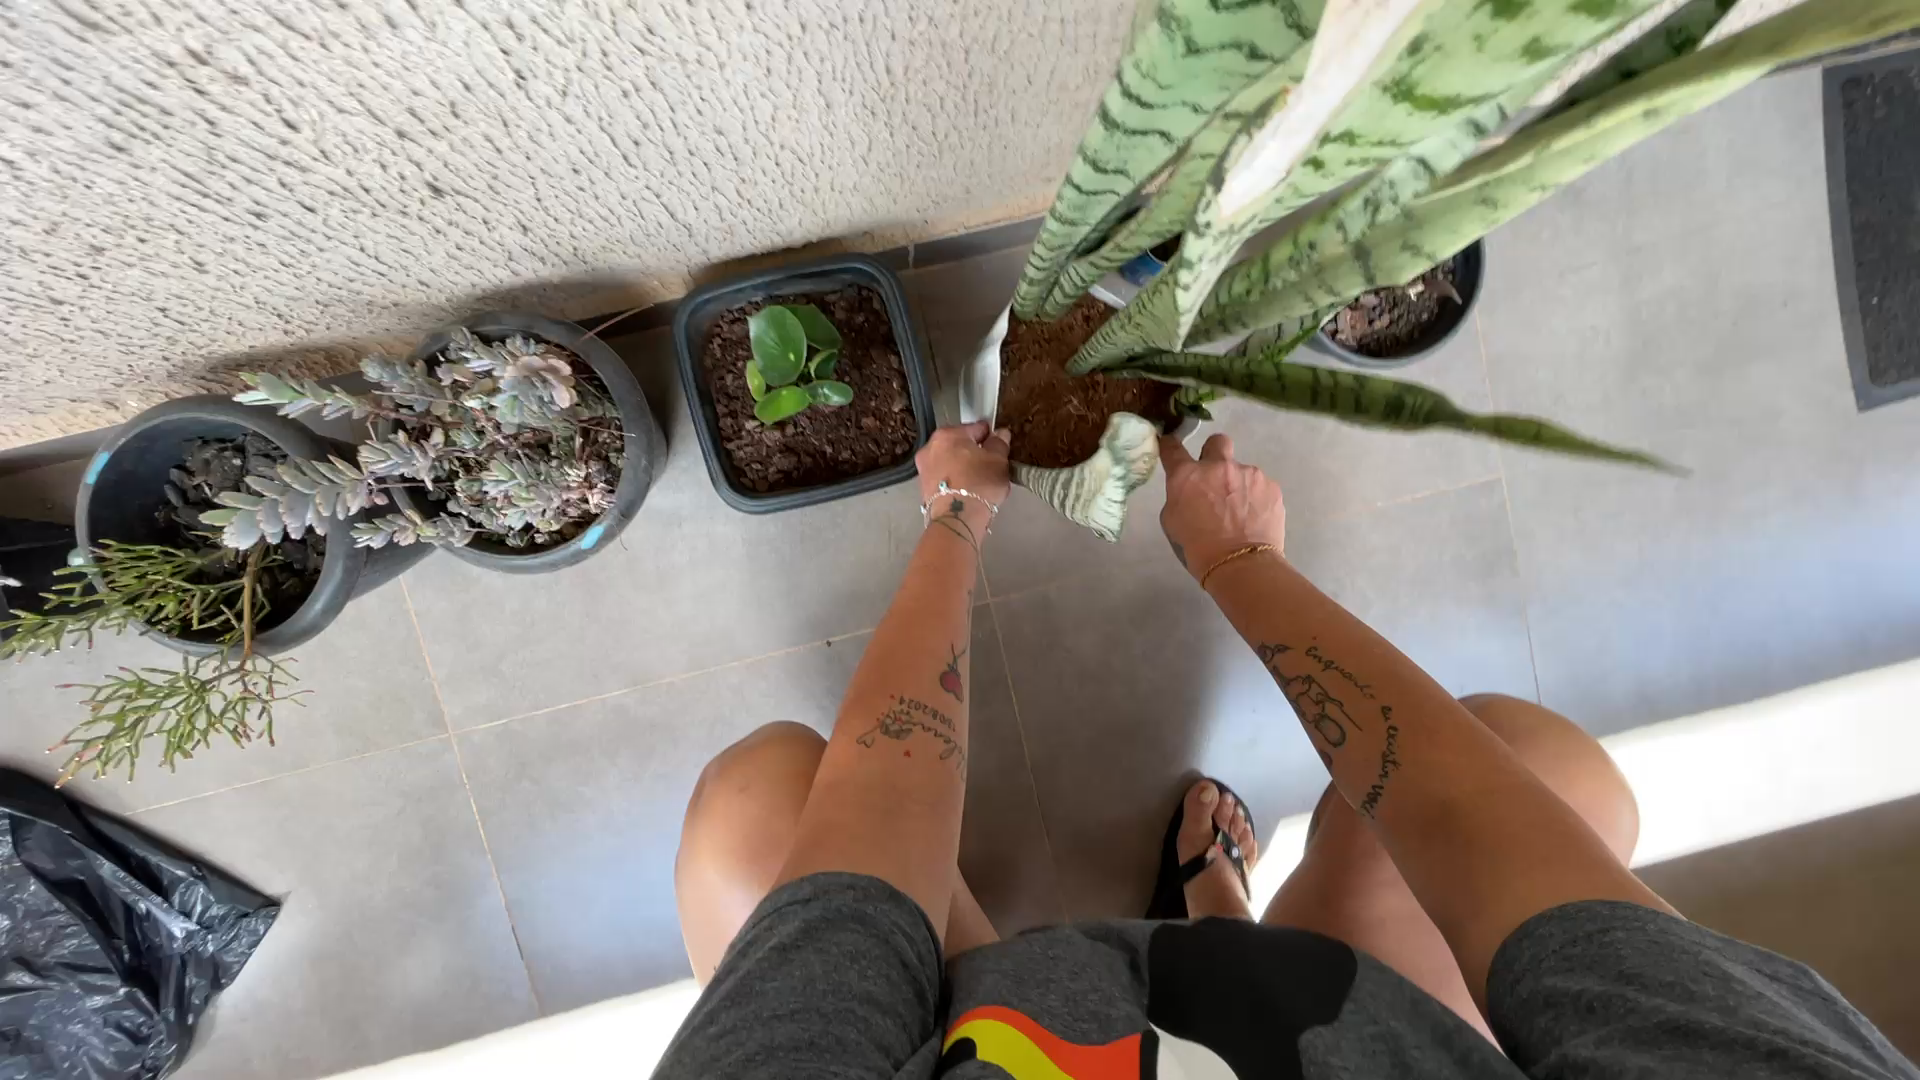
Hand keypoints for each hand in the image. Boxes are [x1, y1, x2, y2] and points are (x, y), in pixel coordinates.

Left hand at [915, 422, 1011, 508]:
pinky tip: (967, 491)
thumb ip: (999, 443)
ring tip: (980, 481)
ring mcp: (924, 469)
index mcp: (947, 434)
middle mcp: (930, 448)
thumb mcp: (998, 461)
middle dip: (974, 452)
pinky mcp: (924, 489)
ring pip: (950, 462)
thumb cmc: (978, 484)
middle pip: (959, 445)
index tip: (999, 444)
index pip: (975, 428)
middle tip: (990, 465)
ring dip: (963, 467)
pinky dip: (955, 481)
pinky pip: (945, 479)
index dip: (990, 435)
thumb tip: (1000, 434)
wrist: (957, 518)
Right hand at [1159, 433, 1285, 582]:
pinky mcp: (1271, 486)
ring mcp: (1249, 473)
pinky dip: (1255, 498)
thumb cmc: (1197, 546)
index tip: (1170, 445)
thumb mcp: (1172, 520)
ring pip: (1241, 471)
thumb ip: (1179, 496)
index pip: (1173, 449)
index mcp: (1188, 475)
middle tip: (1214, 477)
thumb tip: (1190, 490)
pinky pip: (1259, 486)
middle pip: (1217, 441)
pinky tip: (1253, 518)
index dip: (1169, 445)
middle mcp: (1219, 466)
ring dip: (1237, 484)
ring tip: (1239, 513)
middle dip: (1214, 453)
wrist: (1239, 563)